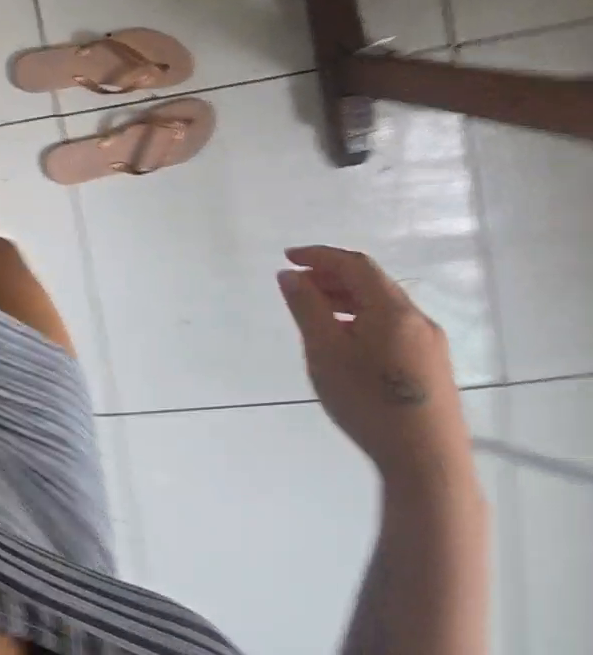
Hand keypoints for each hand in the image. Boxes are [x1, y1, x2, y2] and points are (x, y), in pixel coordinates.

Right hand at [277, 246, 473, 490]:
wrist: (425, 461)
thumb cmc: (366, 400)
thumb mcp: (324, 350)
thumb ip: (306, 307)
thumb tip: (291, 275)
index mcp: (394, 312)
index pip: (356, 265)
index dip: (320, 255)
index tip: (287, 257)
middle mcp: (418, 321)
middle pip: (373, 282)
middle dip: (331, 275)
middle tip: (294, 284)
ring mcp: (429, 344)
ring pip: (383, 305)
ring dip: (345, 296)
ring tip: (313, 309)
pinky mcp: (430, 365)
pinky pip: (392, 324)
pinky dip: (361, 316)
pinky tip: (343, 338)